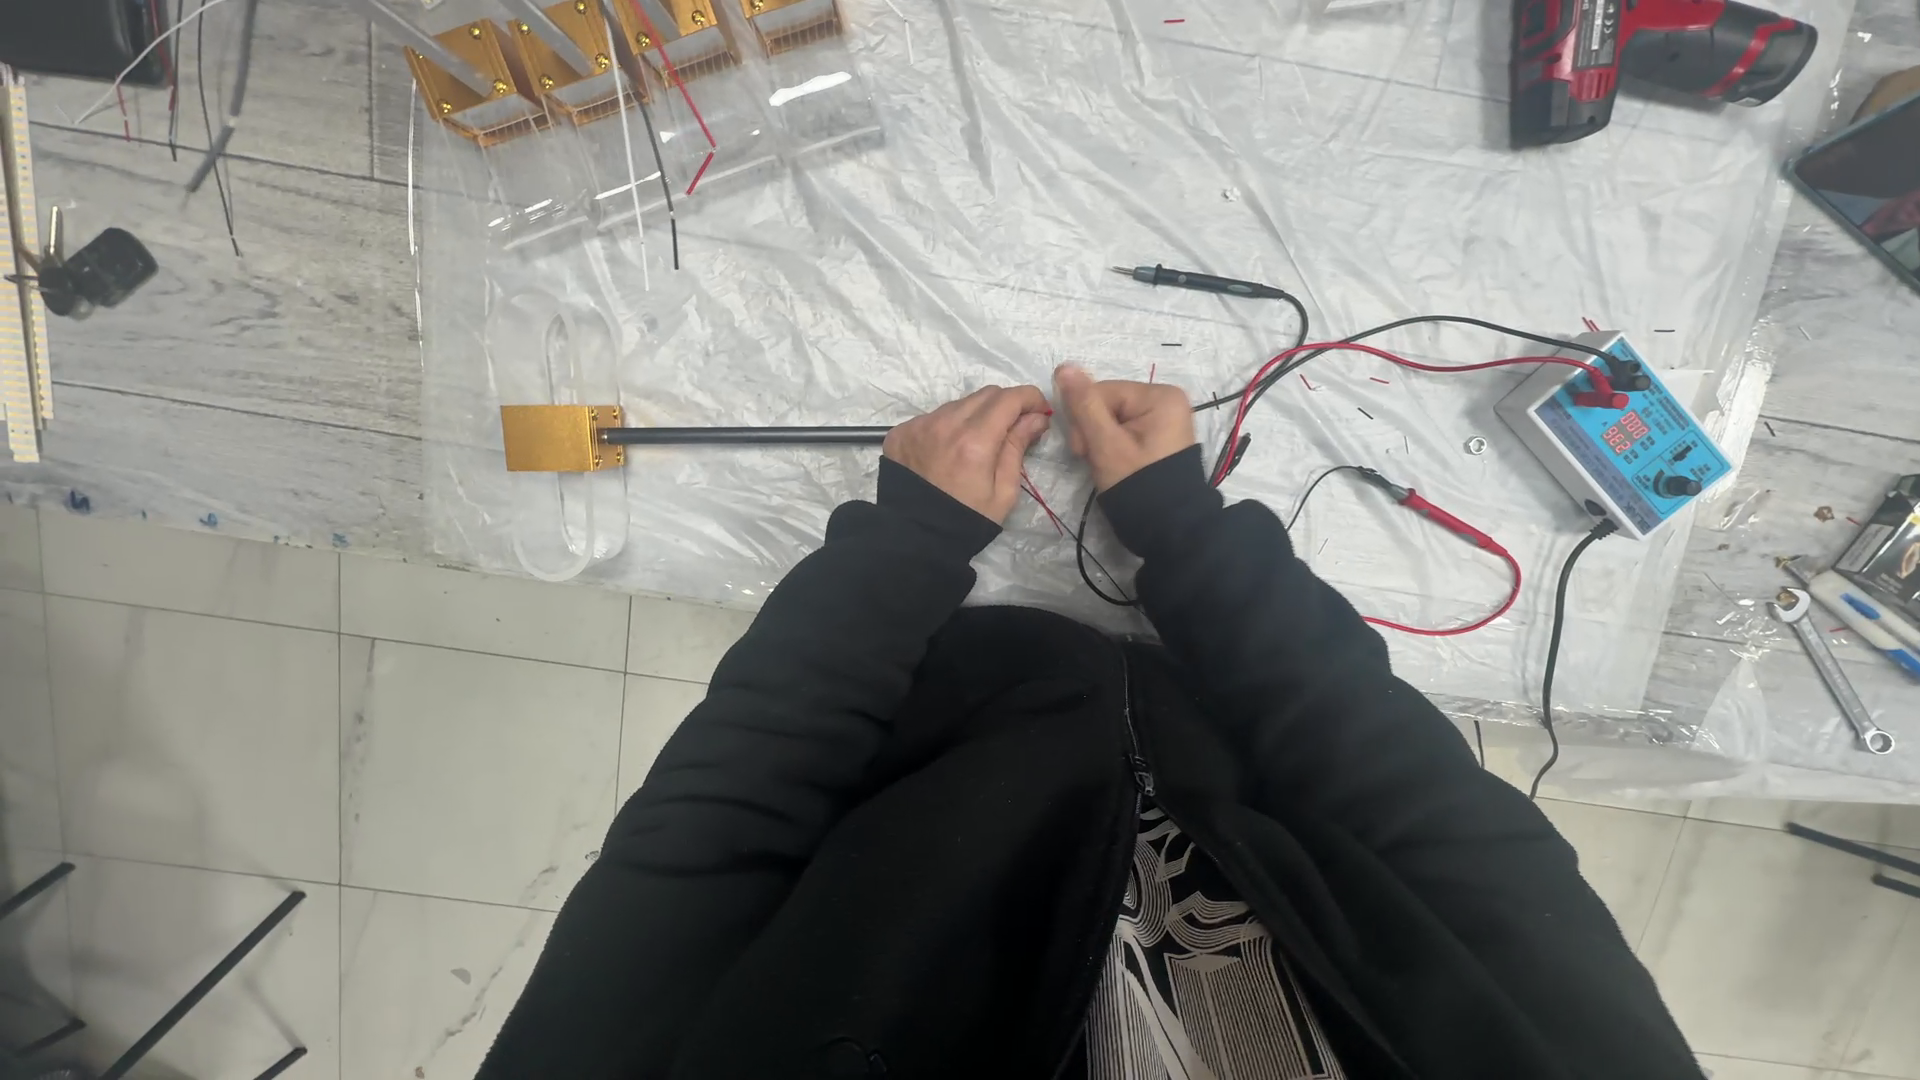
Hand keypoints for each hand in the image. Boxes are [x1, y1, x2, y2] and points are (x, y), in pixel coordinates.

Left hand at [883, 385, 1052, 522]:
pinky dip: (948, 426)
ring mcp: (920, 426)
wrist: (915, 538)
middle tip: (1013, 426)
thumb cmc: (966, 520)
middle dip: (1006, 405)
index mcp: (975, 441)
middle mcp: (945, 424)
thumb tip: (1036, 417)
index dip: (1031, 398)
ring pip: (959, 403)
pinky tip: (949, 449)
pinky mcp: (902, 432)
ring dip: (976, 414)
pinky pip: (933, 417)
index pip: (1010, 398)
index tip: (1039, 410)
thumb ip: (1017, 447)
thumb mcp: (1003, 491)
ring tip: (979, 441)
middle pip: (986, 394)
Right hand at [1053, 365, 1195, 490]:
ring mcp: (1165, 419)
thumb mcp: (1105, 444)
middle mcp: (1167, 400)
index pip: (1102, 391)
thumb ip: (1083, 405)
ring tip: (1103, 464)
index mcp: (1160, 396)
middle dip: (1092, 430)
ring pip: (1113, 417)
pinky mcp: (1160, 435)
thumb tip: (1063, 366)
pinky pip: (1125, 429)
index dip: (1084, 418)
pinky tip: (1113, 462)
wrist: (1166, 526)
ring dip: (1099, 439)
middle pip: (1108, 403)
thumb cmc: (1136, 483)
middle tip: (1092, 458)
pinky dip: (1113, 445)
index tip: (1082, 450)